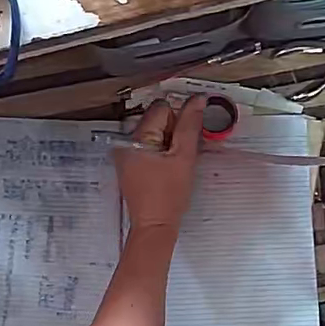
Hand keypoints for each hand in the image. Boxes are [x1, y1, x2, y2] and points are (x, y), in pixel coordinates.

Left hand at [114, 97, 205, 231]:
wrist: (154, 226)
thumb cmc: (168, 196)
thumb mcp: (184, 157)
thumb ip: (190, 125)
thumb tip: (198, 99)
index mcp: (136, 137)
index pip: (162, 108)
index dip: (180, 120)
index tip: (187, 139)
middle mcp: (126, 142)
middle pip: (157, 119)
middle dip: (174, 132)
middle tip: (182, 155)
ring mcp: (127, 155)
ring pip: (155, 134)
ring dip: (169, 143)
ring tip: (175, 165)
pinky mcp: (131, 166)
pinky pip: (150, 148)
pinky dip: (162, 154)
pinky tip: (168, 171)